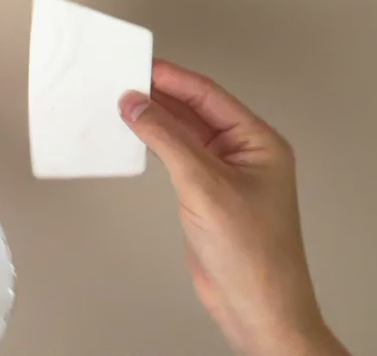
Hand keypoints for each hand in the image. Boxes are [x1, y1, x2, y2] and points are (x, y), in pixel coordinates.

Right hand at [120, 62, 347, 355]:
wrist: (258, 312)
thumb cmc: (249, 251)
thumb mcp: (203, 184)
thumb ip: (165, 137)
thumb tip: (133, 102)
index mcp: (257, 141)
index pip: (207, 94)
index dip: (171, 77)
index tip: (136, 64)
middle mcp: (242, 151)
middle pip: (194, 109)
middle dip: (158, 95)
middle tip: (120, 79)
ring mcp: (224, 172)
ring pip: (183, 130)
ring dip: (153, 117)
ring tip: (119, 101)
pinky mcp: (206, 192)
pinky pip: (176, 153)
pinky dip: (153, 141)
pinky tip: (133, 133)